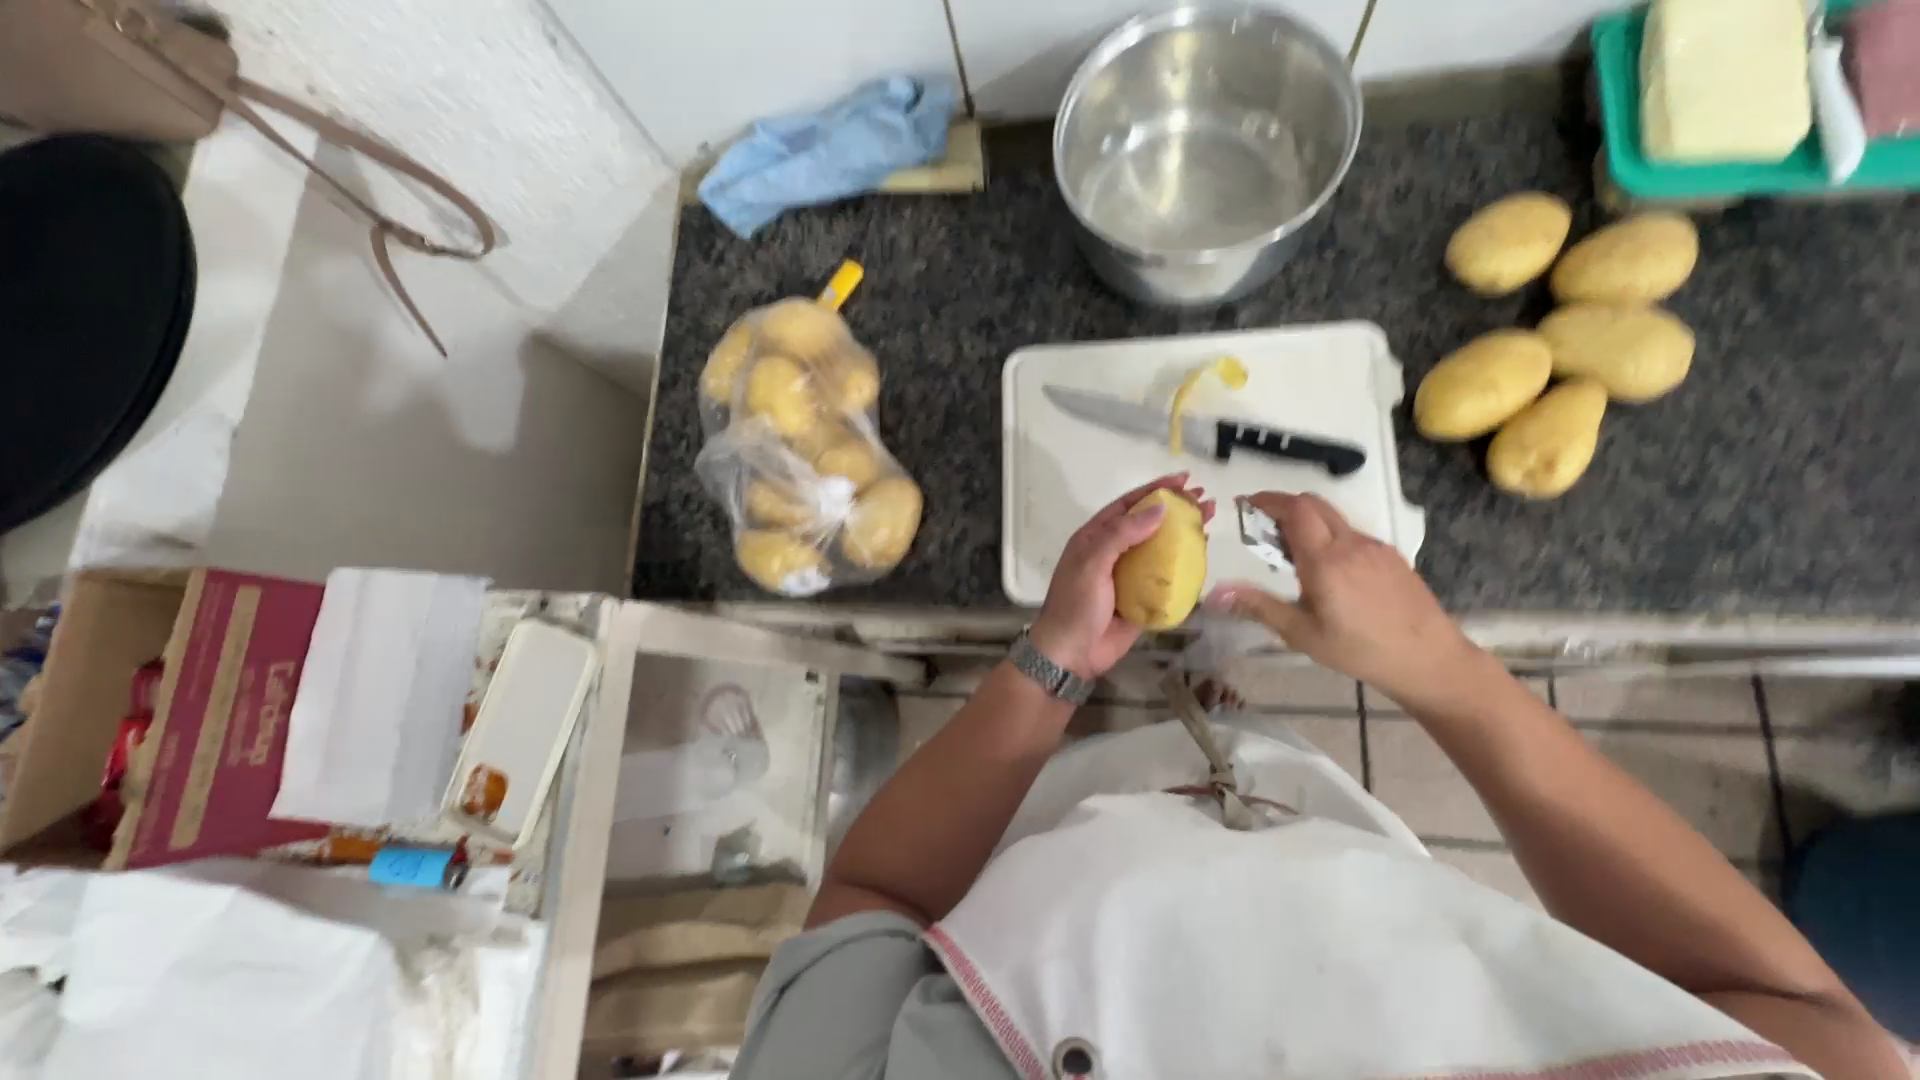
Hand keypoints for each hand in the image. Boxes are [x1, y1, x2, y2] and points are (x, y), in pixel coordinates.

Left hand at [1030, 473, 1214, 678]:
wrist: (1071, 654)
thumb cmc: (1075, 605)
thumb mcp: (1093, 563)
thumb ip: (1122, 534)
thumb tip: (1158, 509)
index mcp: (1094, 538)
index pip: (1128, 506)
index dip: (1154, 490)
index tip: (1183, 480)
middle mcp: (1112, 553)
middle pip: (1148, 524)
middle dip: (1175, 510)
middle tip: (1204, 499)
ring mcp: (1128, 576)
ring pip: (1160, 549)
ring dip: (1183, 535)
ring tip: (1209, 521)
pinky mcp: (1142, 599)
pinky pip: (1165, 578)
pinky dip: (1183, 566)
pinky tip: (1202, 556)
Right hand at [1205, 491, 1478, 704]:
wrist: (1429, 659)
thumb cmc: (1360, 651)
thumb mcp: (1302, 634)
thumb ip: (1259, 606)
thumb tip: (1216, 593)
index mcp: (1325, 560)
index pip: (1295, 510)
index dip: (1268, 500)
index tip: (1246, 505)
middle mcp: (1351, 544)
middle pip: (1314, 504)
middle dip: (1284, 506)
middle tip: (1262, 527)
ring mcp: (1375, 548)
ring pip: (1334, 519)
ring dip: (1308, 522)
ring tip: (1292, 555)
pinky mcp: (1392, 556)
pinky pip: (1353, 535)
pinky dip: (1330, 537)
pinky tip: (1328, 572)